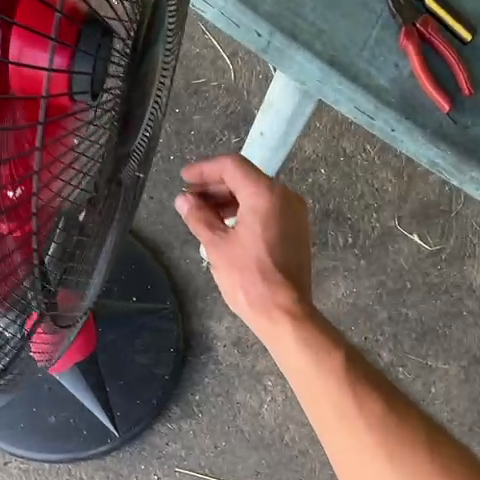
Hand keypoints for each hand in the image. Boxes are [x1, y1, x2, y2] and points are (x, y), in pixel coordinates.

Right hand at [174, 155, 313, 330]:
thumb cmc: (249, 279)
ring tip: (204, 216)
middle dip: (216, 187)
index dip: (205, 170)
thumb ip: (199, 217)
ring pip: (257, 196)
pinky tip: (226, 228)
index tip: (185, 179)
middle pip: (246, 179)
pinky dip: (246, 213)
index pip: (232, 166)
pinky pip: (268, 212)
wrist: (283, 312)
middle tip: (190, 199)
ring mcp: (294, 214)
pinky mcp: (296, 232)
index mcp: (265, 193)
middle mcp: (285, 197)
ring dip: (229, 201)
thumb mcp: (217, 246)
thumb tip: (184, 200)